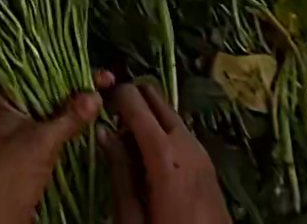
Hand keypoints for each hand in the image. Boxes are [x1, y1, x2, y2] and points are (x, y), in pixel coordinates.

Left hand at [0, 73, 112, 223]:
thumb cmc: (6, 177)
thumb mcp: (40, 143)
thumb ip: (69, 117)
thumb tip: (96, 94)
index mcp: (3, 94)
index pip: (36, 66)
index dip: (66, 64)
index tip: (95, 67)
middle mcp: (9, 105)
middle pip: (46, 87)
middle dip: (76, 86)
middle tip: (107, 81)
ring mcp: (19, 128)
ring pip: (52, 109)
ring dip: (76, 106)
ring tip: (105, 97)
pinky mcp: (28, 150)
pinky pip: (52, 129)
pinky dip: (70, 126)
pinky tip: (91, 122)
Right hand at [102, 82, 230, 223]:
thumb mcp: (132, 219)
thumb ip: (118, 170)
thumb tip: (103, 132)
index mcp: (163, 153)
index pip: (133, 99)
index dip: (113, 97)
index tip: (99, 109)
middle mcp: (184, 141)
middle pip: (153, 95)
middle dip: (131, 100)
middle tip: (113, 123)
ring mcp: (200, 150)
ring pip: (167, 111)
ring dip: (146, 117)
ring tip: (128, 147)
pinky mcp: (207, 162)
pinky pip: (179, 131)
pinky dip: (161, 131)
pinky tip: (150, 160)